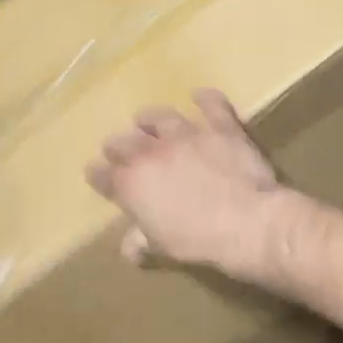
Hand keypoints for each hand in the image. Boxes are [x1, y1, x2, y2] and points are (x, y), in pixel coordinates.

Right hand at [86, 88, 298, 275]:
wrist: (245, 219)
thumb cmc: (197, 239)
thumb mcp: (160, 247)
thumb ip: (139, 241)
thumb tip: (129, 245)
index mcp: (131, 185)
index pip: (103, 175)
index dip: (99, 173)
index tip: (97, 171)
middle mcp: (153, 153)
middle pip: (125, 142)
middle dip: (119, 145)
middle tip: (121, 145)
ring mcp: (188, 136)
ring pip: (161, 117)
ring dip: (151, 118)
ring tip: (147, 118)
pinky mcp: (222, 128)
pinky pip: (212, 105)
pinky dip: (206, 98)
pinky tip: (200, 94)